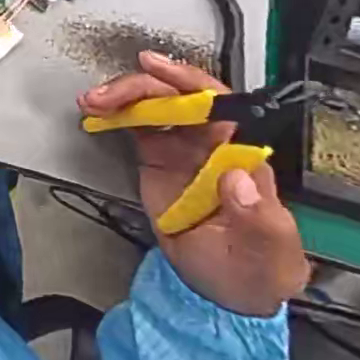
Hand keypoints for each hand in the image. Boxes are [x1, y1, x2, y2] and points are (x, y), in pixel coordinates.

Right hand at [77, 51, 309, 316]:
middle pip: (176, 96)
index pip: (218, 103)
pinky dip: (113, 114)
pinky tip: (96, 113)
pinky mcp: (155, 158)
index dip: (187, 80)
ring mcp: (181, 149)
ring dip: (121, 97)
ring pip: (152, 104)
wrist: (219, 289)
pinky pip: (135, 124)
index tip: (156, 69)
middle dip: (139, 88)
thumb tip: (238, 178)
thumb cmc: (254, 270)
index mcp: (240, 155)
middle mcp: (210, 143)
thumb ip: (260, 218)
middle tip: (104, 97)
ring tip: (92, 103)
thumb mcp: (268, 253)